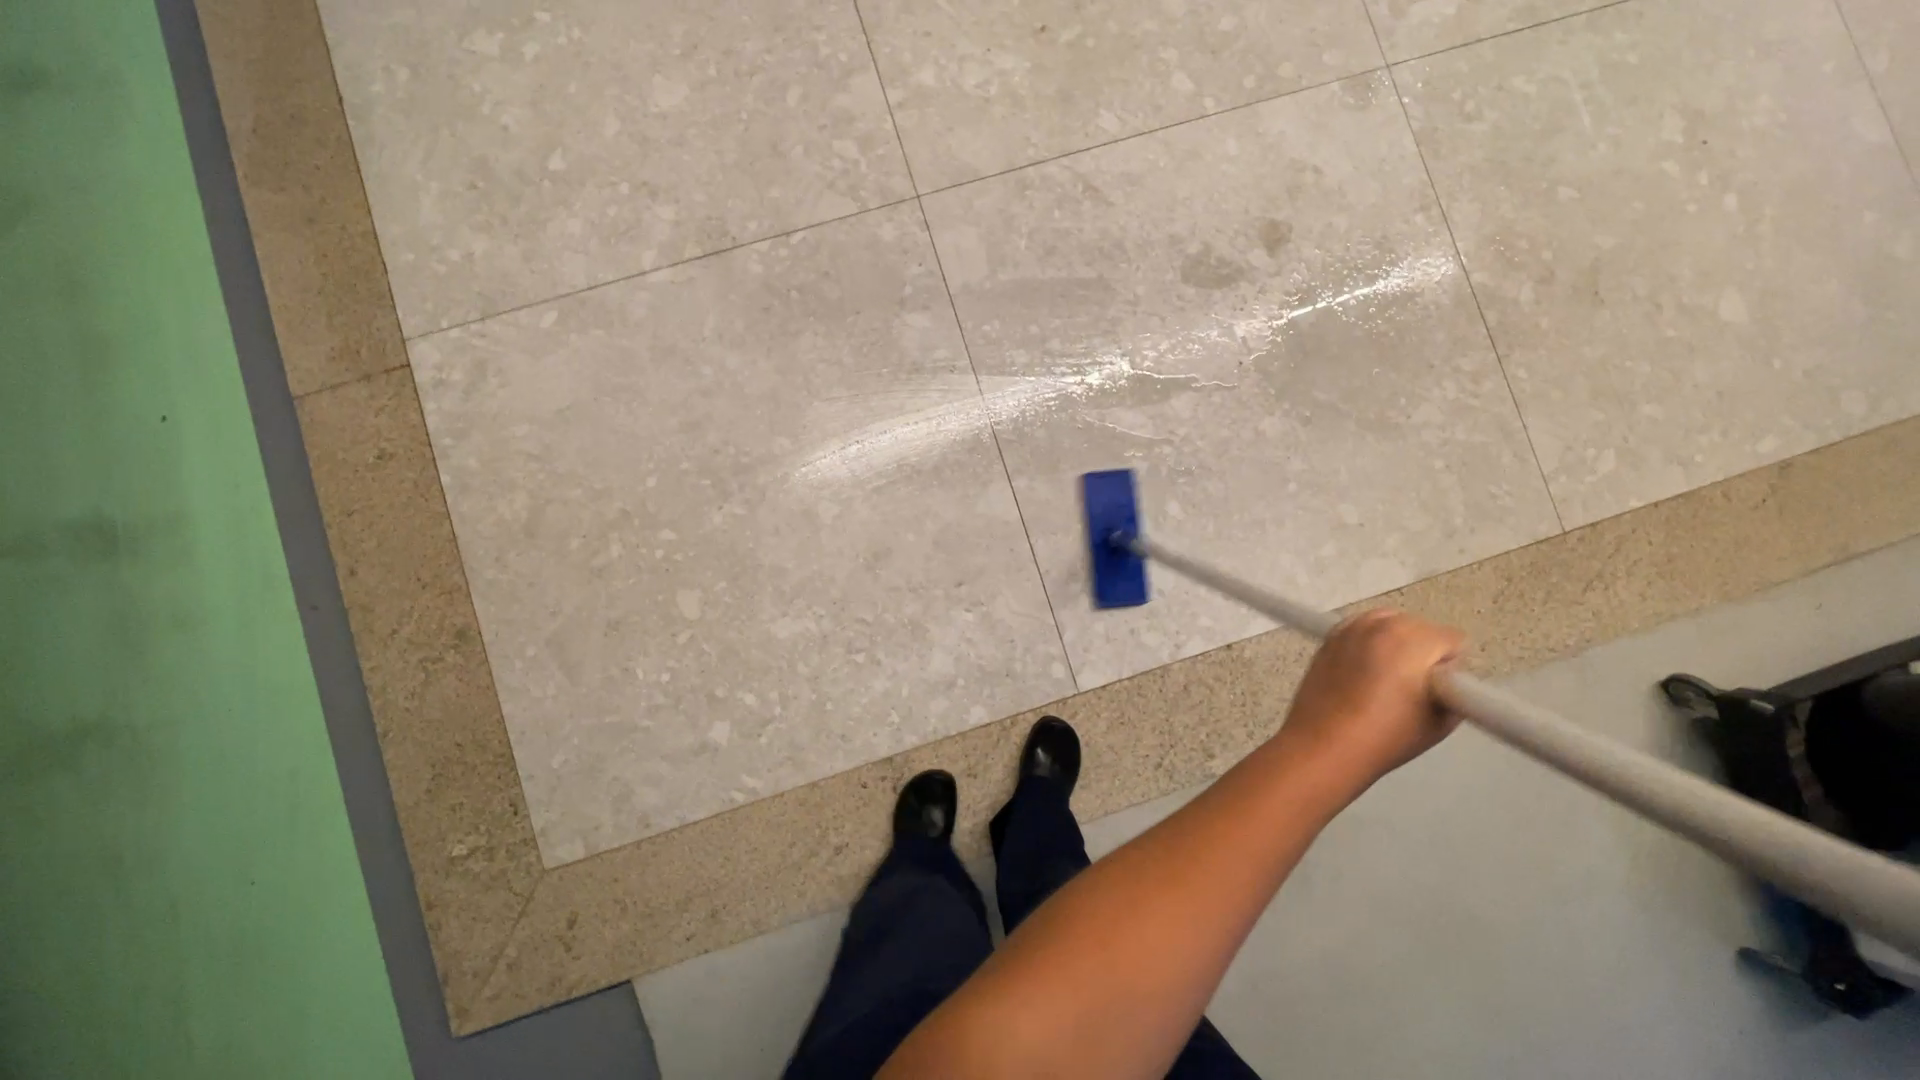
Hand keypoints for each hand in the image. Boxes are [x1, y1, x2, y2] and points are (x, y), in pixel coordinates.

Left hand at [1276, 608, 1465, 793]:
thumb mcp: (1441, 720)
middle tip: (1412, 687)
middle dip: (1423, 652)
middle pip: (1419, 627)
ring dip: (1395, 643)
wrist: (1324, 744)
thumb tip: (1448, 678)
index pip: (1452, 640)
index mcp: (1411, 639)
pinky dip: (1368, 643)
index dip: (1451, 667)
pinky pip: (1360, 630)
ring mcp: (1350, 627)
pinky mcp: (1328, 637)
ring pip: (1389, 623)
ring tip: (1387, 679)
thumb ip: (1456, 690)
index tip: (1439, 689)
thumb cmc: (1385, 736)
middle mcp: (1379, 624)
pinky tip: (1363, 671)